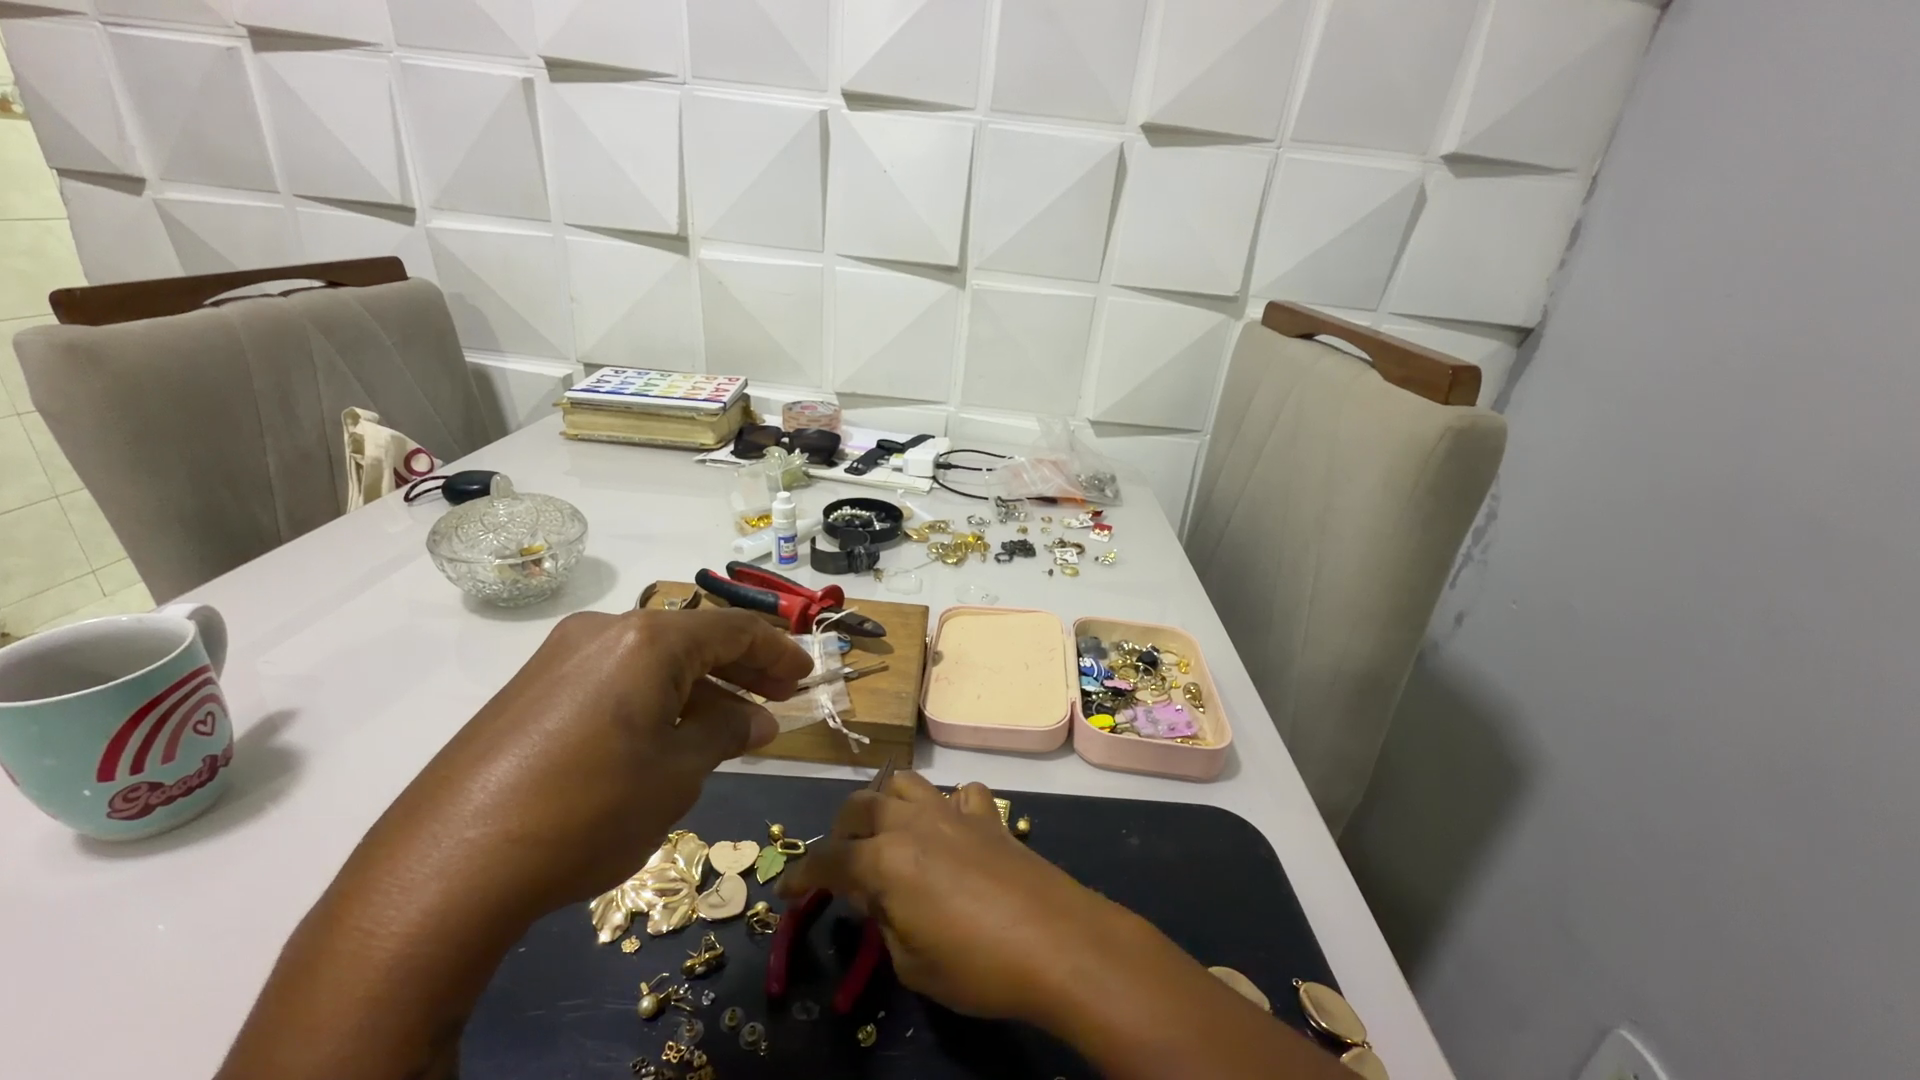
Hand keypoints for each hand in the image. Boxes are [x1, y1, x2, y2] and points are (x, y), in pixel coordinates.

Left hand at [366, 607, 811, 914]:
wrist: (452, 862)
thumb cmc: (591, 809)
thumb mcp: (677, 775)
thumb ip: (725, 735)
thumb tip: (758, 720)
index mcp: (648, 639)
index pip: (733, 630)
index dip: (777, 652)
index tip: (806, 676)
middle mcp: (603, 632)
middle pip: (690, 638)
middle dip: (740, 668)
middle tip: (778, 699)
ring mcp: (558, 658)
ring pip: (649, 660)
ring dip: (696, 686)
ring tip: (727, 725)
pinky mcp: (529, 690)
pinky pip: (611, 679)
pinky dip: (653, 698)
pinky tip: (665, 735)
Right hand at [779, 772, 1130, 1021]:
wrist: (1060, 944)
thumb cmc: (977, 965)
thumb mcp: (911, 963)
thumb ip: (885, 922)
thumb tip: (880, 900)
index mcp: (883, 860)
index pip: (826, 858)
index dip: (802, 874)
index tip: (788, 890)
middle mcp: (911, 823)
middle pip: (860, 806)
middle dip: (839, 830)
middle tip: (839, 861)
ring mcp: (953, 814)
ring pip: (904, 781)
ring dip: (884, 802)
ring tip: (885, 832)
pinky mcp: (990, 818)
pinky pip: (959, 793)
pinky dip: (945, 804)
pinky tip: (949, 828)